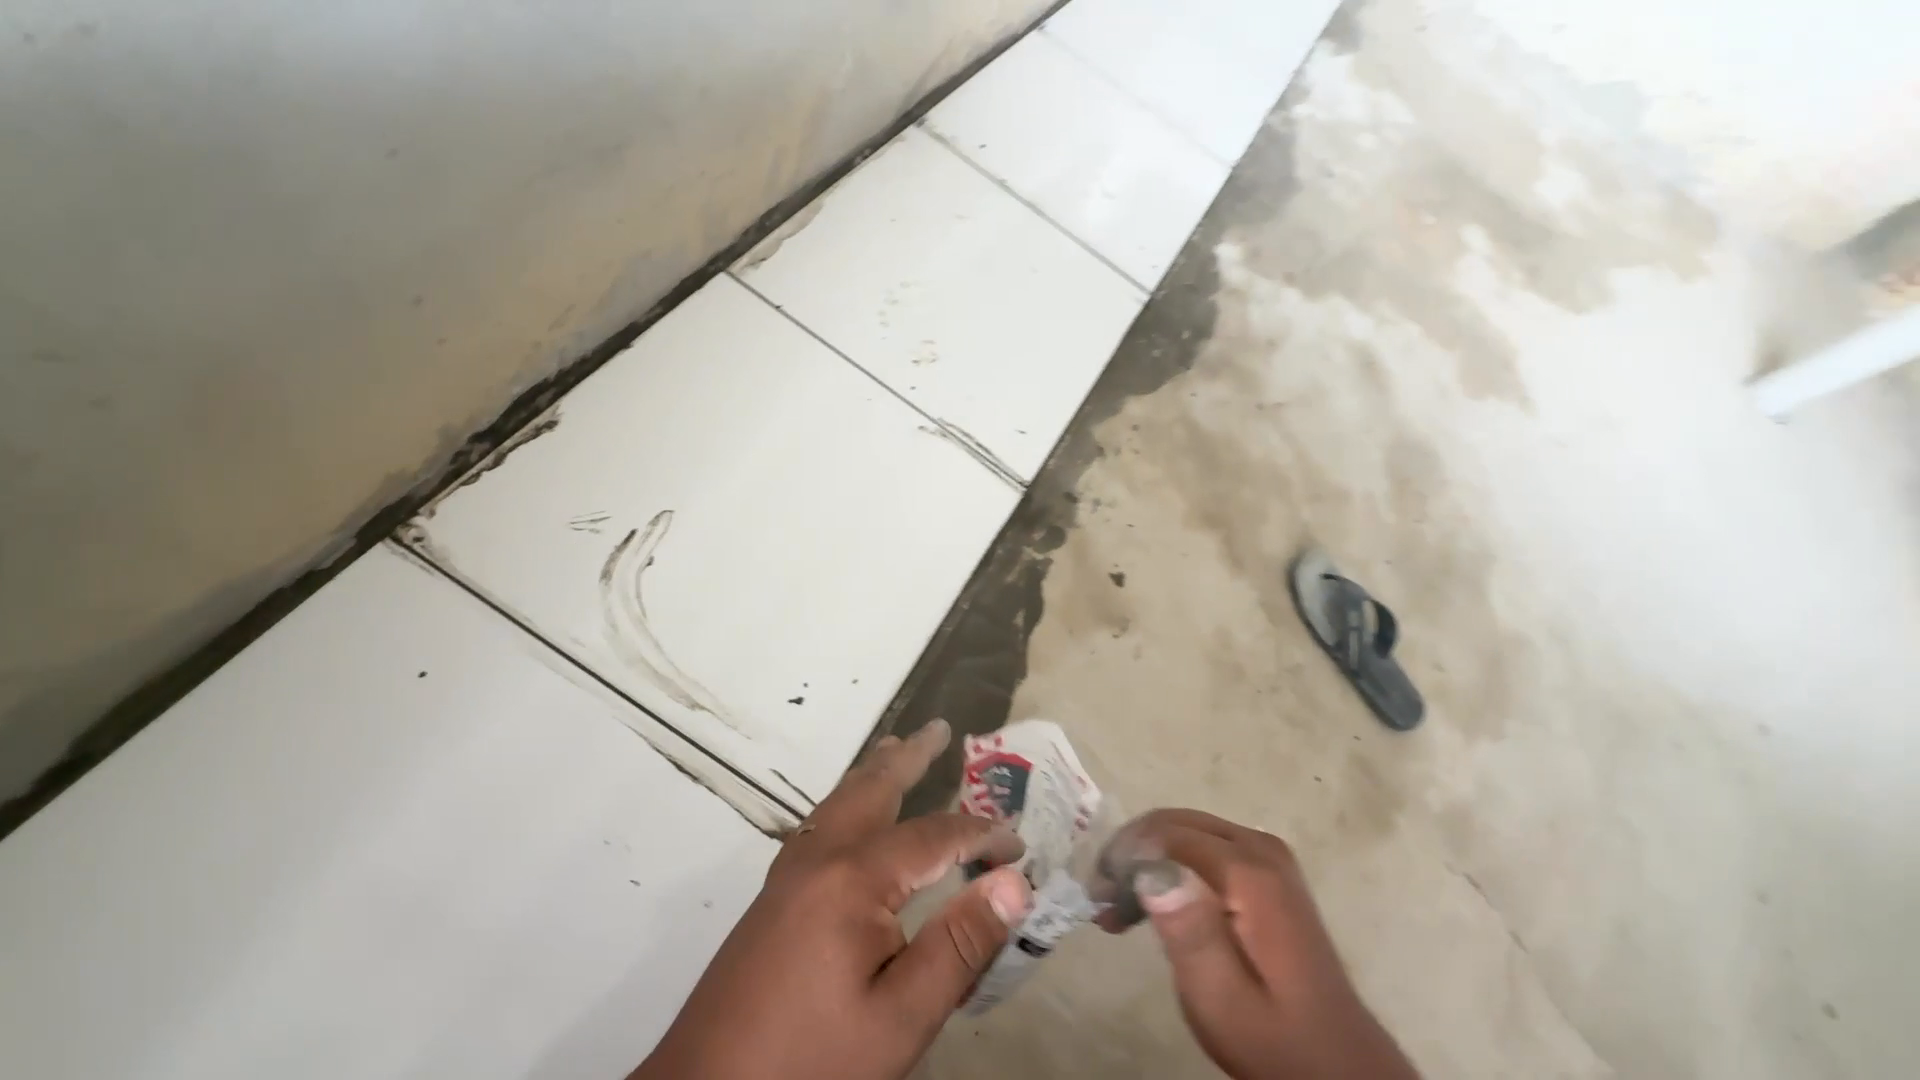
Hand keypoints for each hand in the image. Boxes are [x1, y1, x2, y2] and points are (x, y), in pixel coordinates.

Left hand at [632, 720, 1031, 1079]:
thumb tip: (1014, 882)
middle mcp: (817, 860)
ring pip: (838, 804)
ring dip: (873, 774)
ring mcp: (787, 877)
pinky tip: (850, 818)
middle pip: (871, 792)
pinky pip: (819, 825)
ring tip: (896, 749)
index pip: (933, 837)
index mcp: (852, 879)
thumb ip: (959, 946)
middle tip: (939, 729)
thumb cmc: (813, 1059)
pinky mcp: (772, 900)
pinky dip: (846, 801)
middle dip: (908, 760)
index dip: (980, 835)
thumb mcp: (901, 1017)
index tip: (1019, 844)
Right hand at [1102, 810, 1419, 1079]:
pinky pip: (1209, 848)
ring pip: (1189, 832)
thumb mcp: (1220, 999)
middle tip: (1101, 899)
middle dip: (1132, 853)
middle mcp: (1262, 849)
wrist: (1337, 1064)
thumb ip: (1189, 931)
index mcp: (1251, 874)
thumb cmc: (1271, 1037)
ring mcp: (1270, 859)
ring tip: (1119, 909)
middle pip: (1177, 824)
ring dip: (1149, 860)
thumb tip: (1151, 869)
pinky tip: (1155, 904)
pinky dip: (1174, 866)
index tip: (1098, 895)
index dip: (1125, 855)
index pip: (1168, 833)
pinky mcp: (1270, 875)